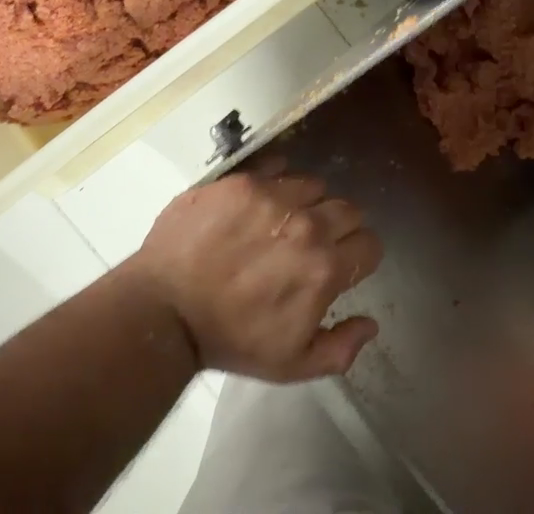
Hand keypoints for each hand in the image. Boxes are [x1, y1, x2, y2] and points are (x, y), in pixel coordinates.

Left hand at [128, 161, 382, 381]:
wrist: (161, 312)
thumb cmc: (229, 342)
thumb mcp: (290, 365)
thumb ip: (340, 348)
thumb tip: (371, 324)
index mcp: (326, 268)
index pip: (369, 245)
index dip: (359, 257)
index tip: (341, 266)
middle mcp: (308, 225)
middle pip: (349, 210)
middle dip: (339, 227)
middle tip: (312, 244)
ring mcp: (274, 197)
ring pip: (314, 186)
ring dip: (308, 203)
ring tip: (283, 221)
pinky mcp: (242, 182)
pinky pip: (276, 167)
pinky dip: (276, 181)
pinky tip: (260, 202)